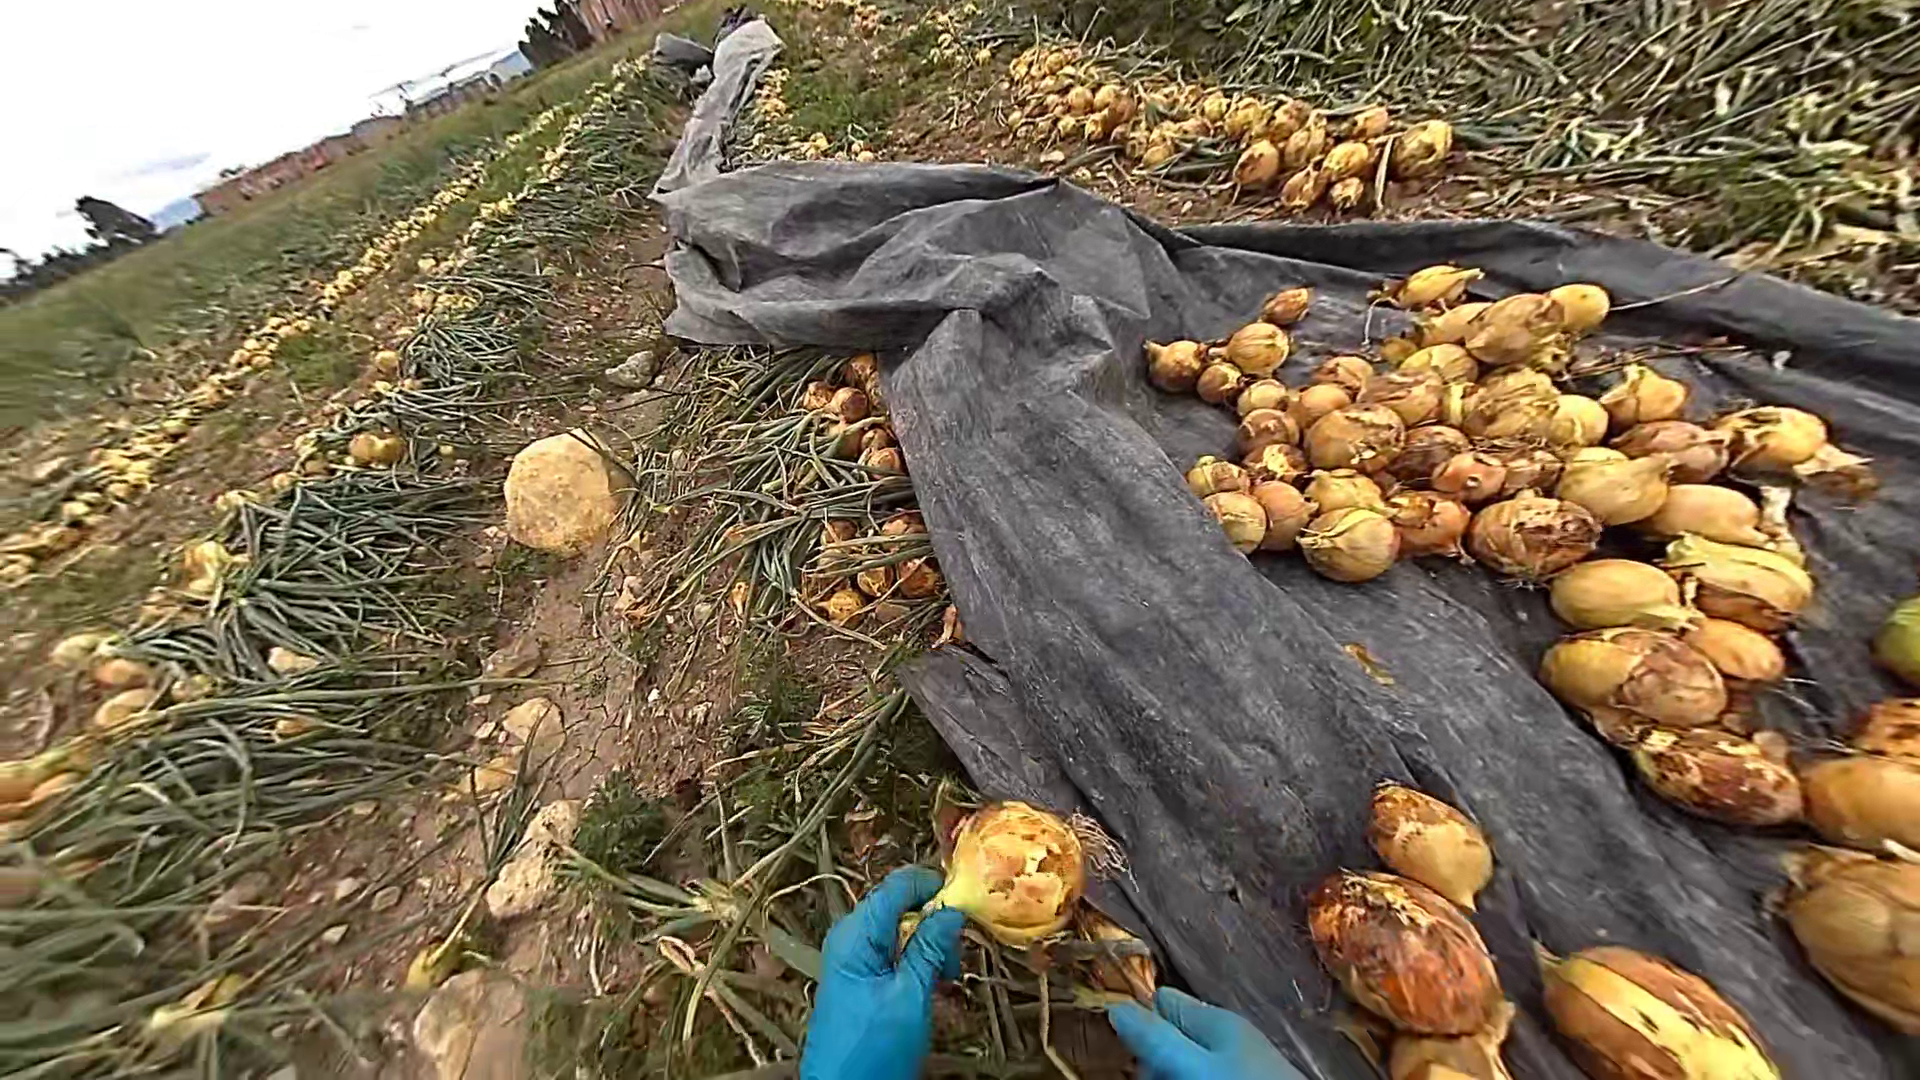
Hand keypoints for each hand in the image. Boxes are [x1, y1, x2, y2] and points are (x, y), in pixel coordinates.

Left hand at [800, 865, 965, 1079]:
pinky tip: (928, 980)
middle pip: (900, 903)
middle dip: (932, 921)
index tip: (961, 904)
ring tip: (944, 974)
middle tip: (954, 954)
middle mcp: (851, 933)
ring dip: (927, 942)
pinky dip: (914, 956)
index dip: (933, 886)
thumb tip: (953, 908)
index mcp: (857, 931)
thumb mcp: (910, 996)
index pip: (899, 883)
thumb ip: (931, 947)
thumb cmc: (871, 1052)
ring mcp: (853, 952)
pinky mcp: (859, 971)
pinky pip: (891, 947)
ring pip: (899, 925)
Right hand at [1109, 987, 1305, 1079]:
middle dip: (1154, 1060)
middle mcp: (1228, 1040)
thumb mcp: (1198, 1069)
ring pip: (1191, 1064)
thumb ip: (1157, 1039)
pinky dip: (1193, 1077)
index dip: (1141, 1025)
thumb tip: (1113, 1006)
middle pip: (1173, 1037)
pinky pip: (1211, 1073)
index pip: (1161, 1002)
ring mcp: (1243, 1069)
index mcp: (1215, 1020)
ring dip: (1173, 1072)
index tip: (1127, 1056)